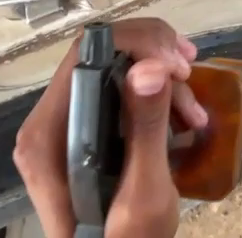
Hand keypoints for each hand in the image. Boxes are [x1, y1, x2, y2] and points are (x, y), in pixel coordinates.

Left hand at [13, 19, 209, 237]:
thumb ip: (145, 131)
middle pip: (101, 53)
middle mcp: (48, 121)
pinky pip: (120, 86)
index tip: (179, 67)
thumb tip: (150, 66)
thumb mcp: (143, 198)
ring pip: (115, 65)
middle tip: (192, 76)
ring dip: (162, 77)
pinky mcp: (84, 129)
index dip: (137, 44)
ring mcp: (65, 125)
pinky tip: (183, 116)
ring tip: (194, 113)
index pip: (85, 55)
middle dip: (155, 57)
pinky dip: (157, 92)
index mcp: (48, 135)